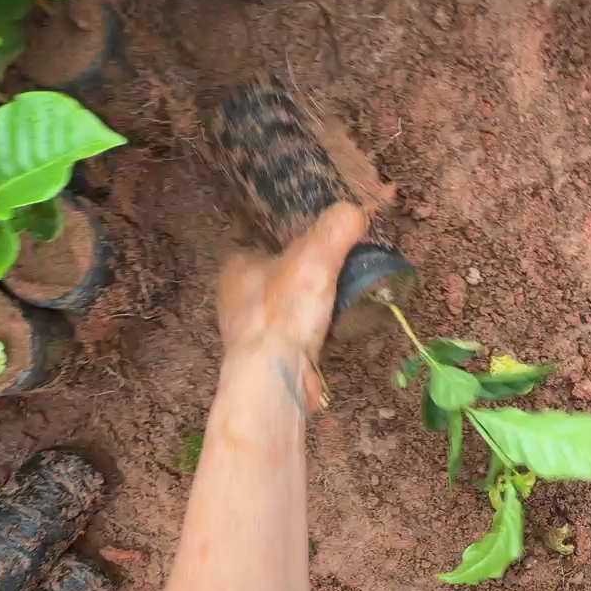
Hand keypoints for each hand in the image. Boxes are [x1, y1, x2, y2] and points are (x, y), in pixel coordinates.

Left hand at [215, 203, 366, 411]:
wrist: (276, 377)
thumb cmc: (284, 311)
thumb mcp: (316, 256)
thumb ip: (336, 228)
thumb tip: (354, 212)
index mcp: (235, 268)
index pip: (263, 242)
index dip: (292, 241)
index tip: (321, 245)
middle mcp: (235, 300)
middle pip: (278, 276)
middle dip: (305, 276)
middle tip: (336, 272)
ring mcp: (250, 333)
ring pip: (287, 308)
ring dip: (311, 306)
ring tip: (340, 299)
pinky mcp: (268, 361)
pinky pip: (294, 337)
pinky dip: (313, 333)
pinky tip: (331, 331)